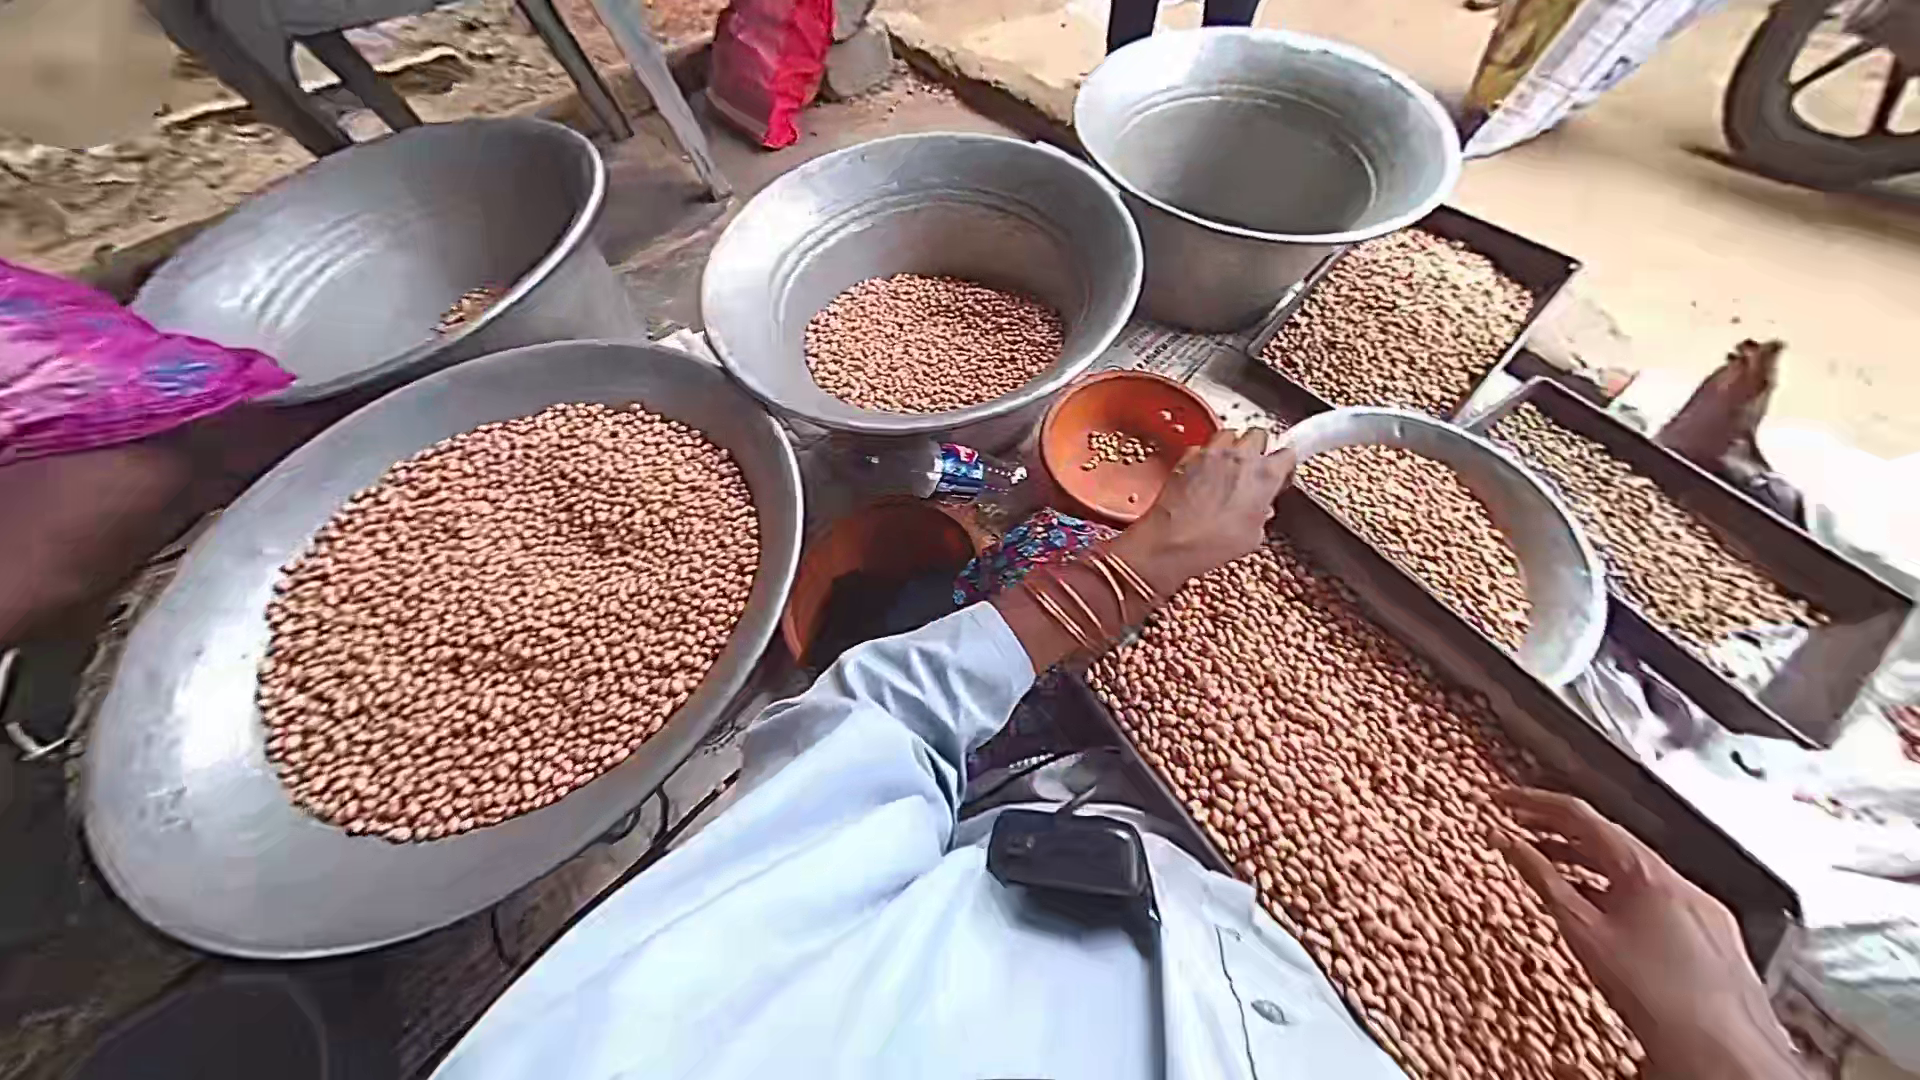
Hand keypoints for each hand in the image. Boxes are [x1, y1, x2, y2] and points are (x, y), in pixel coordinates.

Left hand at [1112, 427, 1294, 594]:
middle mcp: (1239, 457)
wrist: (1172, 542)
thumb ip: (1261, 513)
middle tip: (1254, 467)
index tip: (1281, 473)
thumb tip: (1259, 511)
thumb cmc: (1211, 542)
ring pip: (1228, 434)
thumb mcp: (1253, 535)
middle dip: (1259, 448)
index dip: (1285, 465)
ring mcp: (1210, 454)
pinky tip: (1202, 472)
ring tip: (1228, 465)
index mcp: (1265, 474)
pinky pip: (1200, 447)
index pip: (1287, 454)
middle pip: (1257, 435)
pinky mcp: (1185, 458)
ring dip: (1231, 446)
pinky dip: (1204, 456)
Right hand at [1495, 788, 1807, 1079]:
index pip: (1580, 815)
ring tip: (1539, 858)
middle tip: (1512, 822)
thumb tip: (1503, 839)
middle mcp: (1681, 885)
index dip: (1532, 801)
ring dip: (1578, 857)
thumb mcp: (1578, 926)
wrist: (1725, 1061)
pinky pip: (1649, 894)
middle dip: (1552, 827)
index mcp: (1649, 874)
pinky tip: (1586, 900)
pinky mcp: (1710, 937)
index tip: (1501, 797)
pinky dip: (1608, 885)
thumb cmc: (1652, 994)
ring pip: (1627, 867)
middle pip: (1606, 838)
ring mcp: (1701, 912)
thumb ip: (1537, 874)